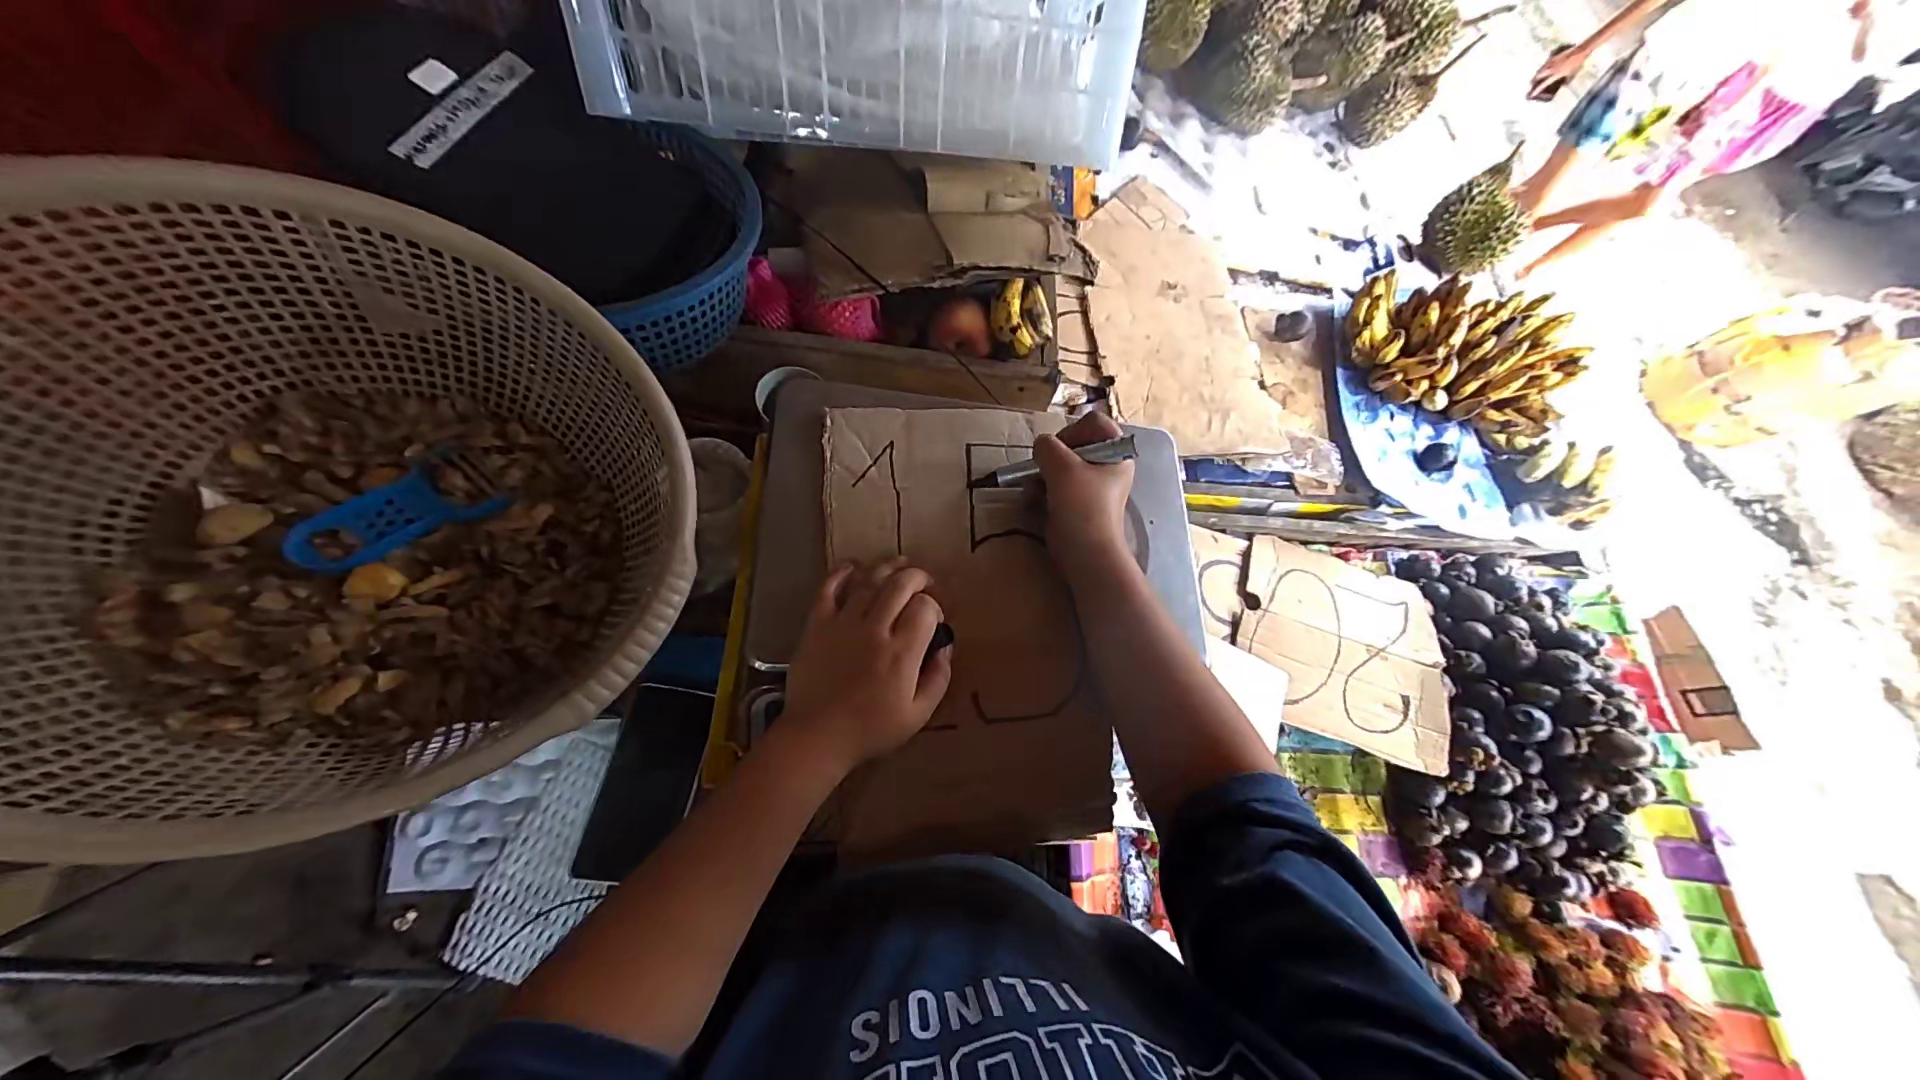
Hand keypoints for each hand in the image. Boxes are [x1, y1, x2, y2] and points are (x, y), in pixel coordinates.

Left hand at [782, 558, 952, 773]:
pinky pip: (829, 588)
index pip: (925, 608)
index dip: (934, 606)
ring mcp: (843, 623)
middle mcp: (874, 629)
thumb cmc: (870, 730)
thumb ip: (938, 678)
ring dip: (887, 567)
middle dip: (917, 576)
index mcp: (901, 652)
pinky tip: (853, 566)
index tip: (933, 620)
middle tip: (924, 582)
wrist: (816, 736)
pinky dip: (842, 572)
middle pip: (900, 584)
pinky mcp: (817, 625)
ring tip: (898, 563)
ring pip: (868, 580)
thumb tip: (946, 647)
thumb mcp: (917, 714)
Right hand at [1032, 412, 1134, 566]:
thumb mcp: (1063, 468)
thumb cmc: (1082, 507)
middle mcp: (1104, 464)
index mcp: (1115, 452)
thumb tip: (1040, 447)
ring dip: (1042, 474)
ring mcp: (1089, 484)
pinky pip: (1053, 484)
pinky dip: (1041, 489)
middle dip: (1052, 457)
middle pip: (1072, 443)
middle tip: (1047, 471)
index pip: (1092, 422)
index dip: (1073, 432)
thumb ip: (1047, 447)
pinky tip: (1036, 500)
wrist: (1085, 553)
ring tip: (1037, 490)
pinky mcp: (1074, 501)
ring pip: (1058, 464)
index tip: (1063, 451)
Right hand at [1529, 45, 1586, 99]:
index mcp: (1556, 74)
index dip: (1536, 91)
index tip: (1531, 95)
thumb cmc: (1578, 63)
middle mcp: (1552, 69)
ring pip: (1540, 70)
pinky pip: (1546, 63)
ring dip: (1537, 74)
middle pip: (1538, 76)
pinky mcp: (1555, 57)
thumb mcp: (1573, 74)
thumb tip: (1564, 85)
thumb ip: (1567, 81)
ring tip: (1536, 76)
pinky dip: (1544, 66)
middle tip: (1532, 84)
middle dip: (1533, 81)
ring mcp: (1553, 62)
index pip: (1543, 84)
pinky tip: (1544, 67)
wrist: (1582, 50)